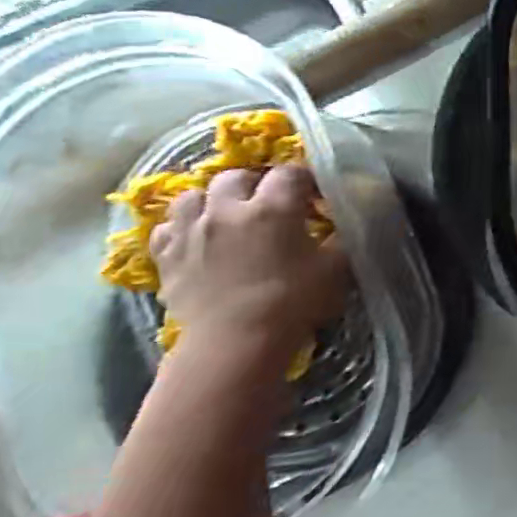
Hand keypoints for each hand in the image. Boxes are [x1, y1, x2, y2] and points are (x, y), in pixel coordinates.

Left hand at [149, 165, 350, 372]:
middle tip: (272, 203)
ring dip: (212, 200)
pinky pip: (167, 228)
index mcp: (274, 207)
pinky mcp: (166, 257)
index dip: (306, 179)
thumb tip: (349, 219)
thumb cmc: (294, 303)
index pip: (291, 173)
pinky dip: (182, 227)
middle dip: (256, 183)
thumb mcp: (336, 268)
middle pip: (237, 176)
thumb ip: (343, 237)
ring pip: (193, 195)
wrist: (235, 344)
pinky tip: (196, 239)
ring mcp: (191, 231)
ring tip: (227, 215)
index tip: (317, 196)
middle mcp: (227, 209)